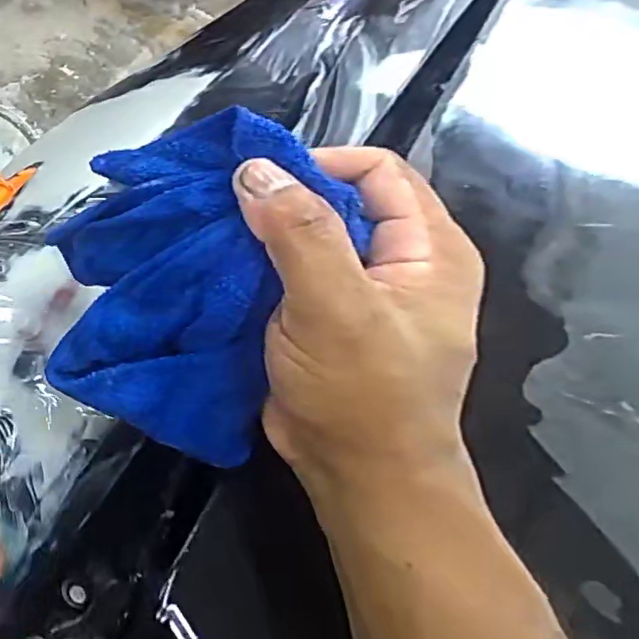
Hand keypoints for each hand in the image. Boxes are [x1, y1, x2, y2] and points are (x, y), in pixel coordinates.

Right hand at [232, 148, 484, 496]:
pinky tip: (217, 262)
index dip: (318, 163)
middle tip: (222, 204)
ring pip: (301, 233)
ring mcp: (352, 288)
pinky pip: (281, 268)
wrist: (355, 474)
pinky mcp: (315, 313)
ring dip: (257, 229)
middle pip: (334, 198)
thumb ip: (300, 233)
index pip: (376, 171)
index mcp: (427, 249)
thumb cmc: (364, 394)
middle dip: (278, 196)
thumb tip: (255, 170)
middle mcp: (394, 260)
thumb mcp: (336, 307)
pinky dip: (249, 260)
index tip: (258, 181)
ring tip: (211, 230)